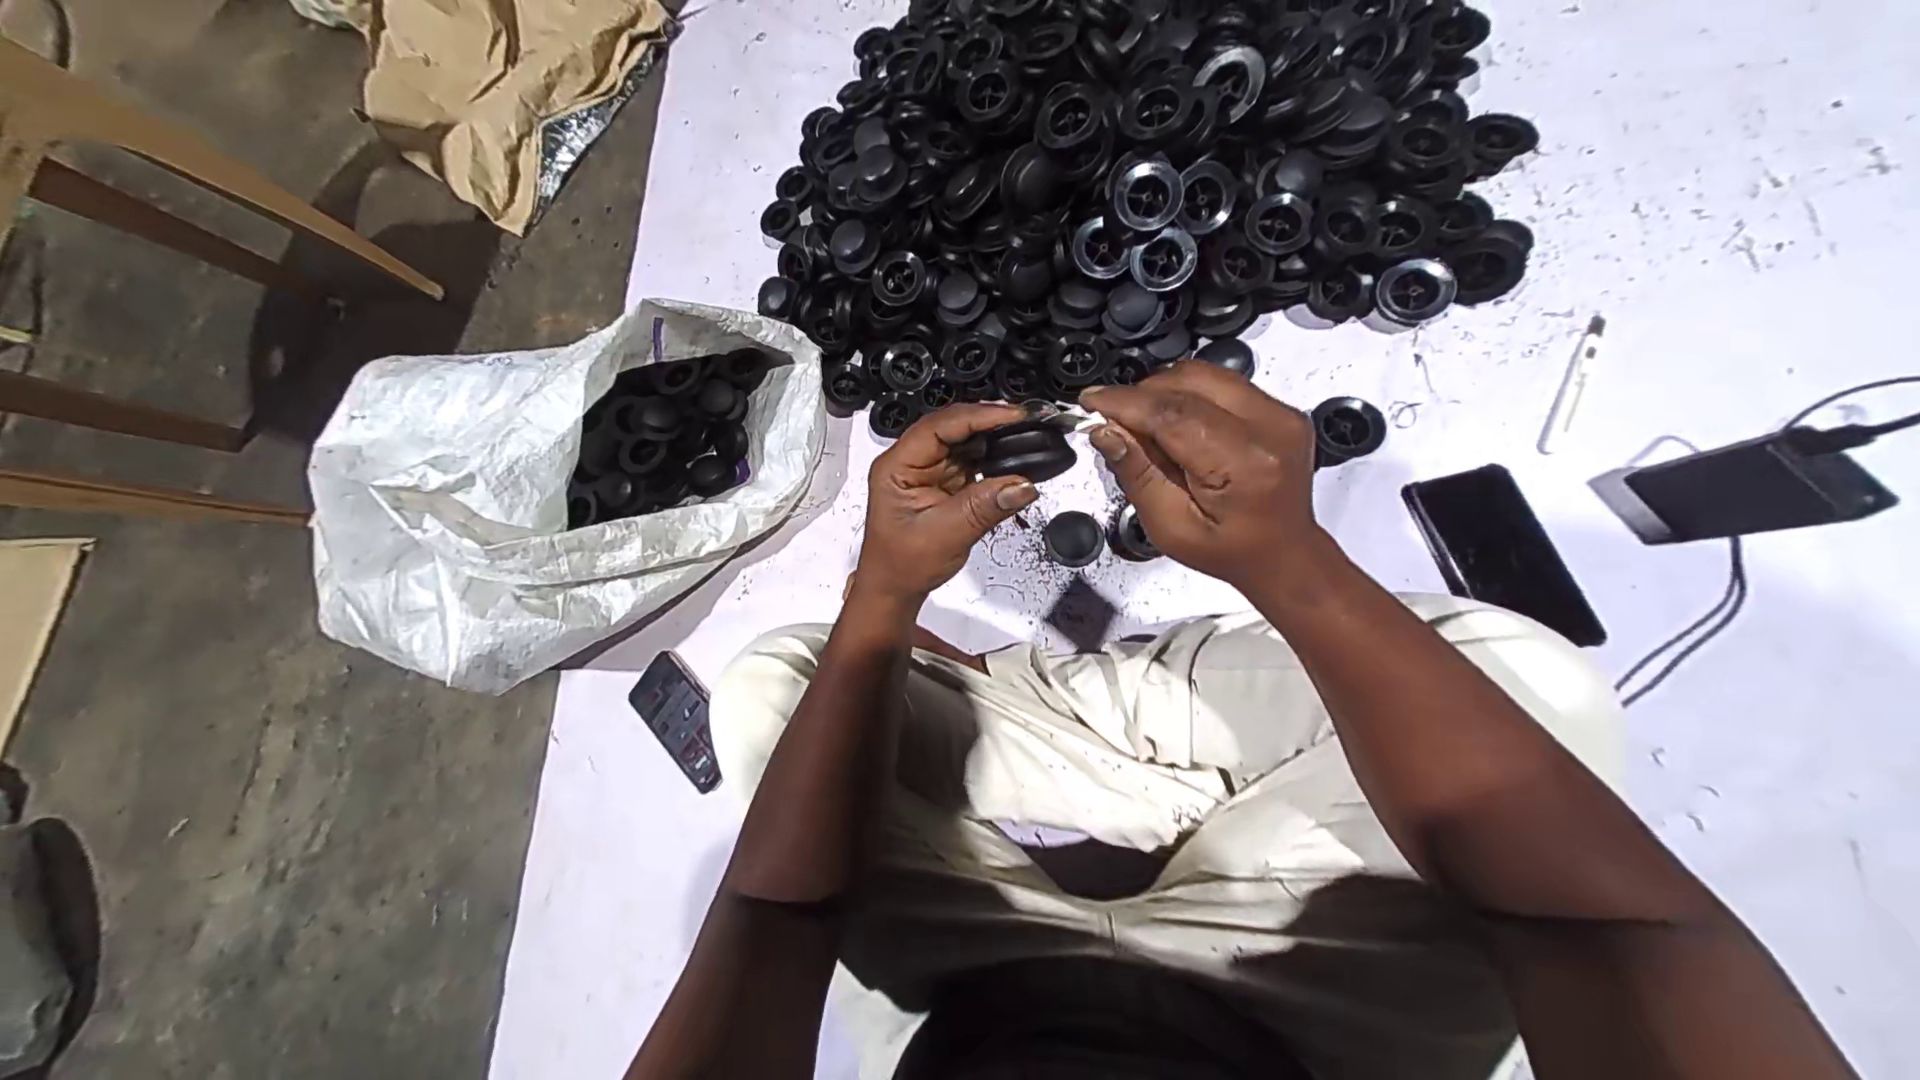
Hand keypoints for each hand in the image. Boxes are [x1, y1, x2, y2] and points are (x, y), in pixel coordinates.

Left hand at [855, 403, 1038, 602]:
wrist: (895, 587)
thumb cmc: (901, 564)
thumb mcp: (945, 535)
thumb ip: (984, 508)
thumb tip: (1020, 486)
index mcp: (897, 467)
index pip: (939, 426)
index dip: (978, 416)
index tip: (1011, 415)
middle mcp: (911, 462)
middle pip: (954, 427)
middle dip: (991, 421)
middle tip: (1027, 419)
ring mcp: (929, 471)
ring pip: (966, 441)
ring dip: (995, 440)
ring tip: (1025, 435)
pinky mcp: (945, 482)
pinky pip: (973, 461)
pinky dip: (995, 460)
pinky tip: (1013, 459)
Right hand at [1081, 362, 1335, 590]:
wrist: (1281, 552)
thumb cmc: (1232, 550)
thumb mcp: (1170, 526)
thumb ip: (1137, 474)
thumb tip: (1106, 433)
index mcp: (1245, 464)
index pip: (1173, 413)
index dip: (1125, 402)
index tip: (1092, 401)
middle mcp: (1270, 428)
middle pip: (1187, 383)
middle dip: (1139, 396)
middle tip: (1112, 423)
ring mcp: (1278, 413)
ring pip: (1202, 374)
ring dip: (1161, 392)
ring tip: (1142, 426)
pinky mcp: (1275, 407)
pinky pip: (1219, 383)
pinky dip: (1185, 395)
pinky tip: (1171, 425)